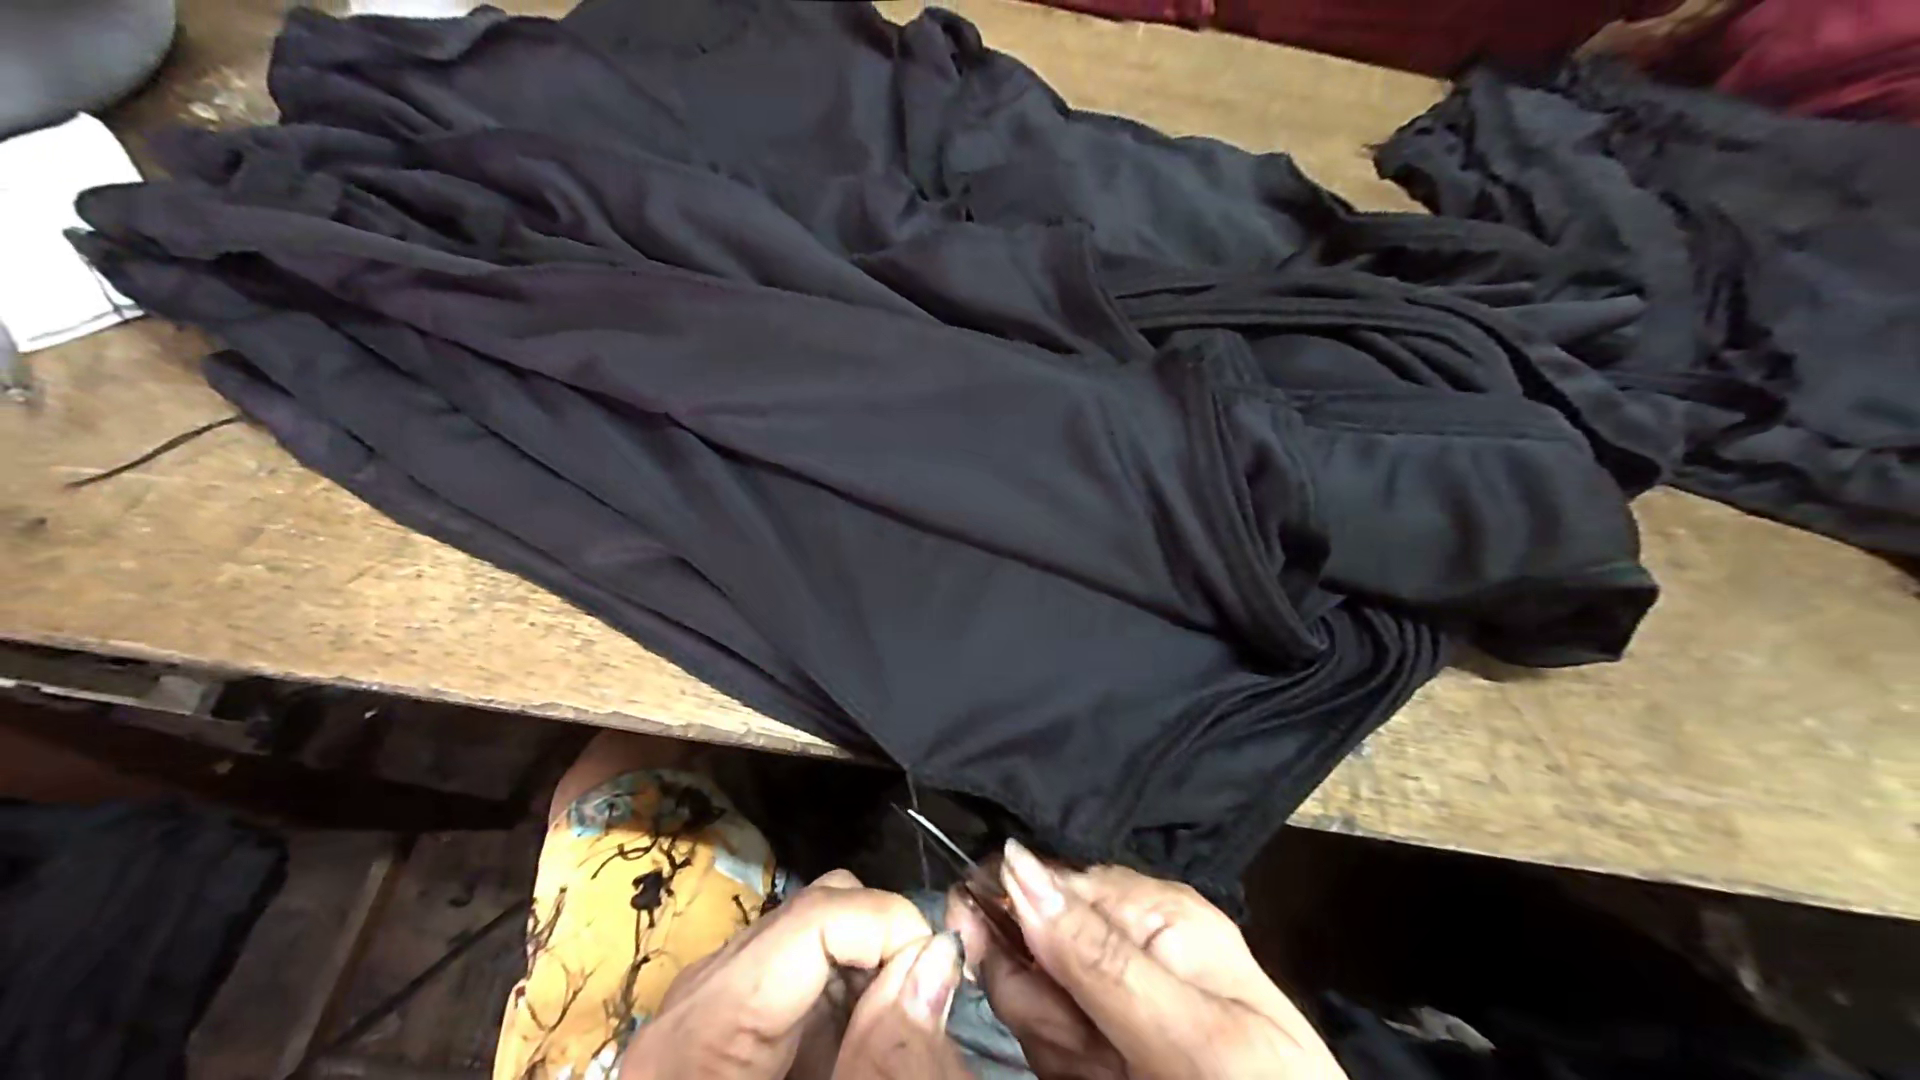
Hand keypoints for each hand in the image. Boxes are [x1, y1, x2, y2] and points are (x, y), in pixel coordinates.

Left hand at [618, 869, 974, 1079]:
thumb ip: (884, 1057)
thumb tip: (939, 956)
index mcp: (703, 1027)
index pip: (814, 918)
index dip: (889, 926)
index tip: (941, 976)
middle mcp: (700, 991)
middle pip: (815, 911)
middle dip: (884, 945)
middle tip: (920, 1014)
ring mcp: (713, 996)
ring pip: (815, 930)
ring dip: (868, 967)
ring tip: (888, 1035)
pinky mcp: (730, 1011)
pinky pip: (801, 966)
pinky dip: (845, 992)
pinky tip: (855, 1045)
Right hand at [947, 843, 1347, 1079]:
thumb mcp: (1191, 1030)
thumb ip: (1099, 951)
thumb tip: (1014, 858)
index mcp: (1153, 911)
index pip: (1047, 882)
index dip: (1012, 920)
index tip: (1010, 973)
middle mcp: (1128, 940)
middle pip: (1030, 942)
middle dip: (1041, 1002)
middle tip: (1095, 1054)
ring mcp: (1114, 992)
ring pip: (1031, 997)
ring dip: (1055, 1044)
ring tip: (1113, 1072)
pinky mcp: (1104, 1038)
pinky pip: (1048, 1039)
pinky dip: (1065, 1066)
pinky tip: (1106, 1078)